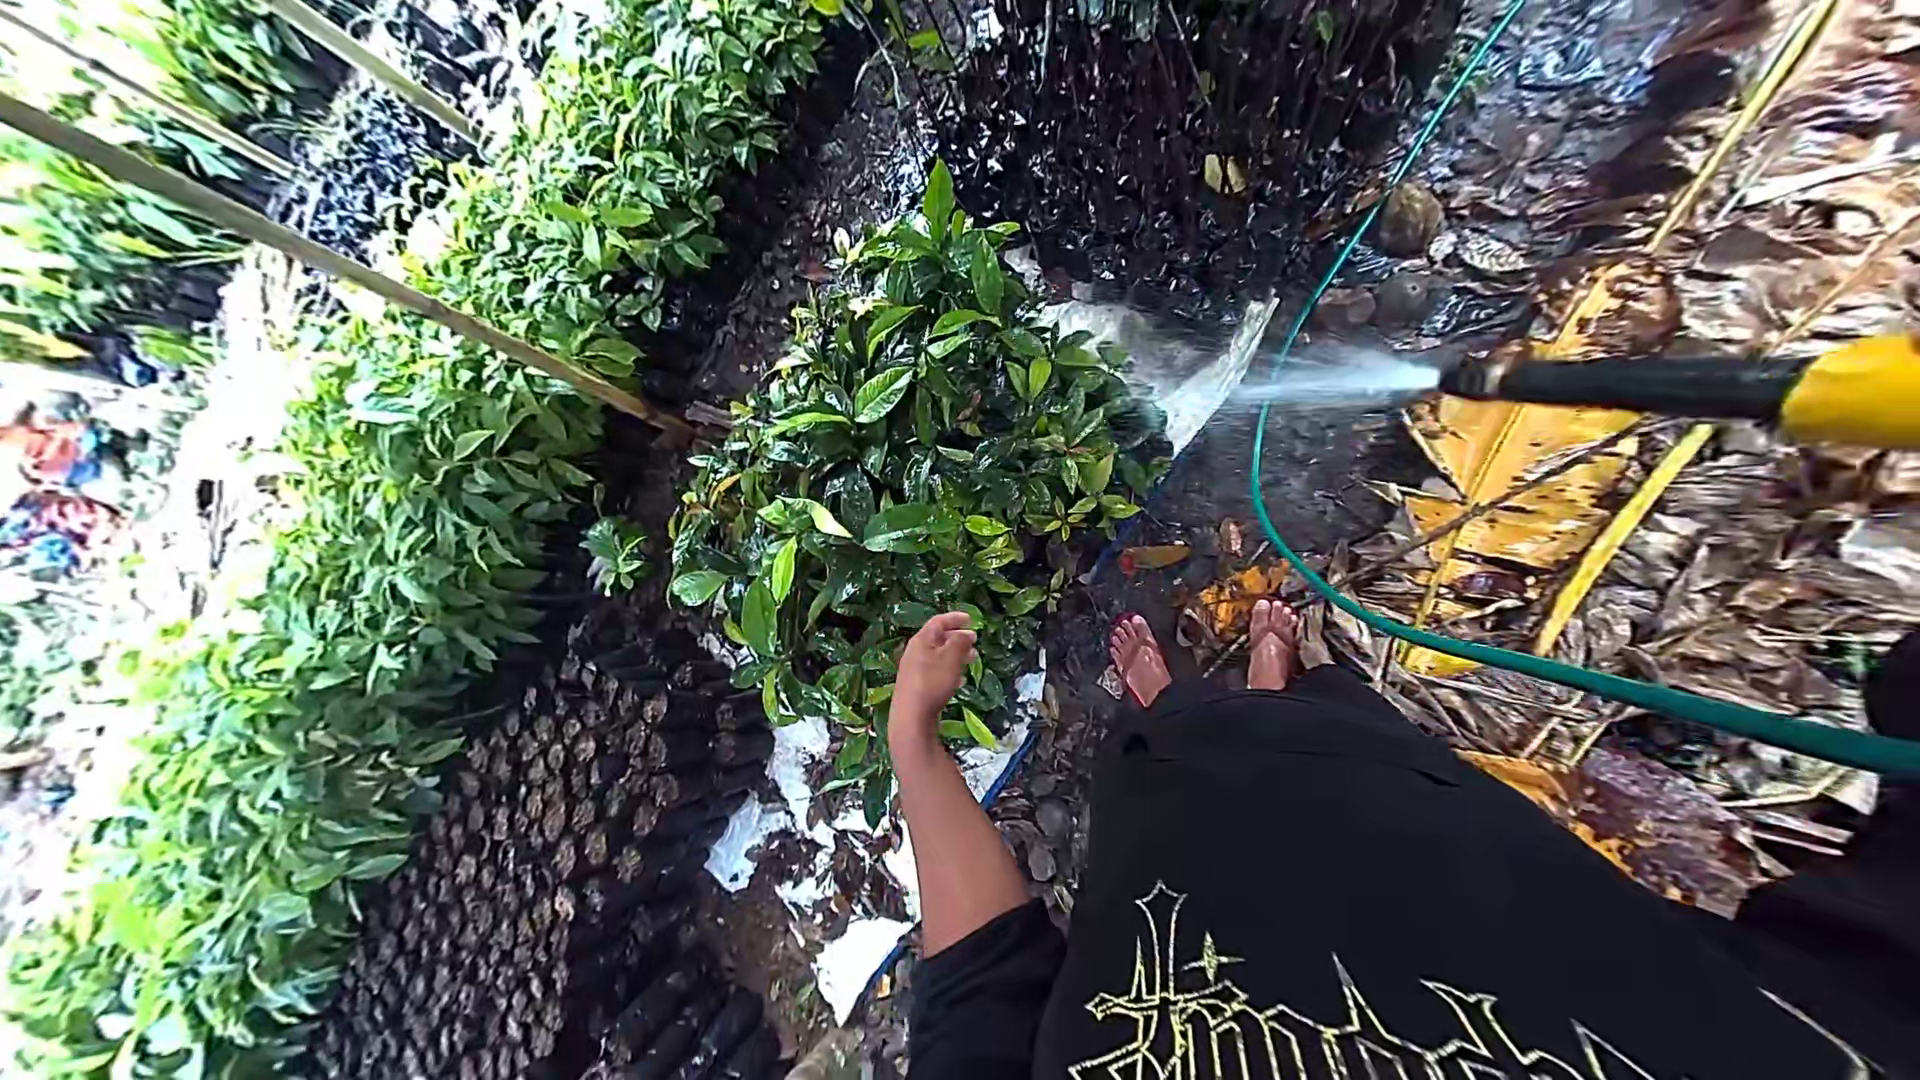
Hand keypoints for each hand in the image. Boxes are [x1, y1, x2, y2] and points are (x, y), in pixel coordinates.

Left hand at [890, 612, 976, 753]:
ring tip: (971, 660)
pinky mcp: (915, 686)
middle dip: (957, 638)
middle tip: (974, 641)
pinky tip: (959, 680)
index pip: (938, 621)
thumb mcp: (952, 658)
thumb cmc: (933, 682)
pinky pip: (934, 671)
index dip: (955, 618)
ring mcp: (913, 670)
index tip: (970, 619)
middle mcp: (914, 652)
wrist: (911, 717)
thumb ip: (960, 642)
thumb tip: (965, 634)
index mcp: (921, 640)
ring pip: (937, 655)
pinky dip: (948, 670)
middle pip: (938, 638)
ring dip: (955, 655)